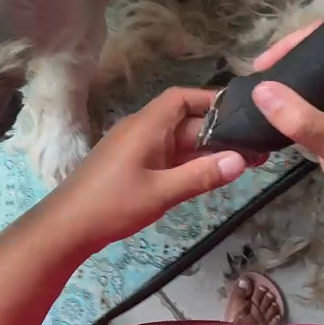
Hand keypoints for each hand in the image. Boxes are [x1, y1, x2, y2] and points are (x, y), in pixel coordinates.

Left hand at [40, 87, 256, 253]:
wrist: (66, 227)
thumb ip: (201, 175)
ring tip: (246, 162)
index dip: (212, 100)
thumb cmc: (112, 204)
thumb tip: (241, 159)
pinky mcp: (132, 167)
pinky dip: (190, 162)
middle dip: (219, 132)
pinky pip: (167, 157)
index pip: (182, 97)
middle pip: (185, 121)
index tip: (244, 113)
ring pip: (178, 141)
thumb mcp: (161, 192)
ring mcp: (136, 149)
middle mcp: (141, 131)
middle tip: (257, 148)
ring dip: (207, 150)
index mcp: (146, 126)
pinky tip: (213, 174)